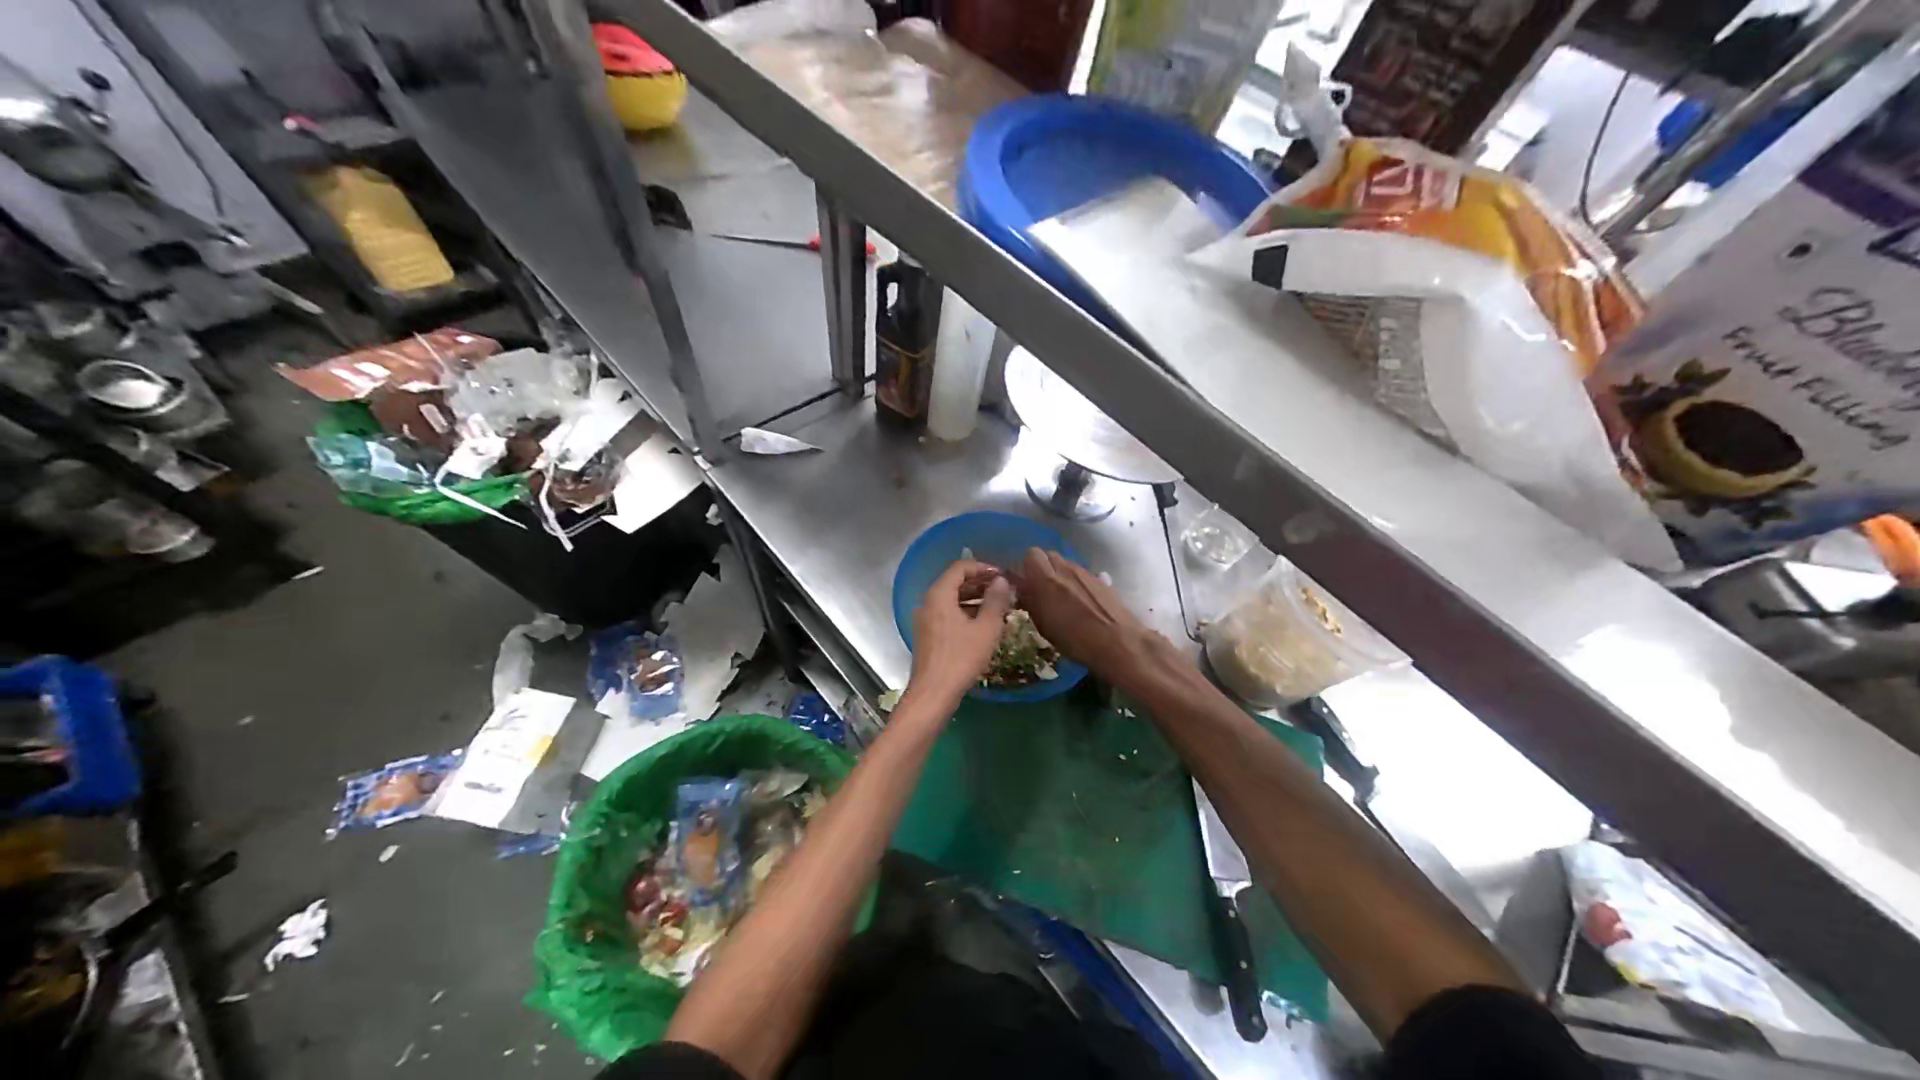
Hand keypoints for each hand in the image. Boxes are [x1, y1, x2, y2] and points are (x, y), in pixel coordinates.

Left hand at [909, 559, 1013, 704]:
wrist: (933, 694)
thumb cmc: (961, 658)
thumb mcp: (985, 628)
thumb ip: (995, 601)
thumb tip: (1001, 581)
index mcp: (939, 595)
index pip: (960, 568)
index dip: (983, 568)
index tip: (1004, 575)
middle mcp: (928, 602)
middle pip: (954, 582)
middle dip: (980, 583)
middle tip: (1005, 589)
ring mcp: (926, 619)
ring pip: (952, 599)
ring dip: (975, 599)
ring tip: (1000, 606)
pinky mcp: (928, 635)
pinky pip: (948, 614)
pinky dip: (966, 613)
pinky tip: (984, 624)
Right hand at [1016, 548, 1166, 688]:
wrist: (1117, 642)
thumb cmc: (1073, 638)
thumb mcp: (1042, 624)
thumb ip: (1030, 601)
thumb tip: (1023, 589)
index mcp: (1046, 578)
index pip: (1031, 554)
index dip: (1028, 567)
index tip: (1028, 583)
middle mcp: (1066, 568)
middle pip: (1050, 555)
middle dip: (1044, 568)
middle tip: (1043, 589)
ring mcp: (1086, 572)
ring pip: (1067, 564)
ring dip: (1062, 575)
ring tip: (1064, 598)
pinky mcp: (1102, 580)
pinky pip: (1083, 575)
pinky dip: (1078, 583)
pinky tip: (1083, 603)